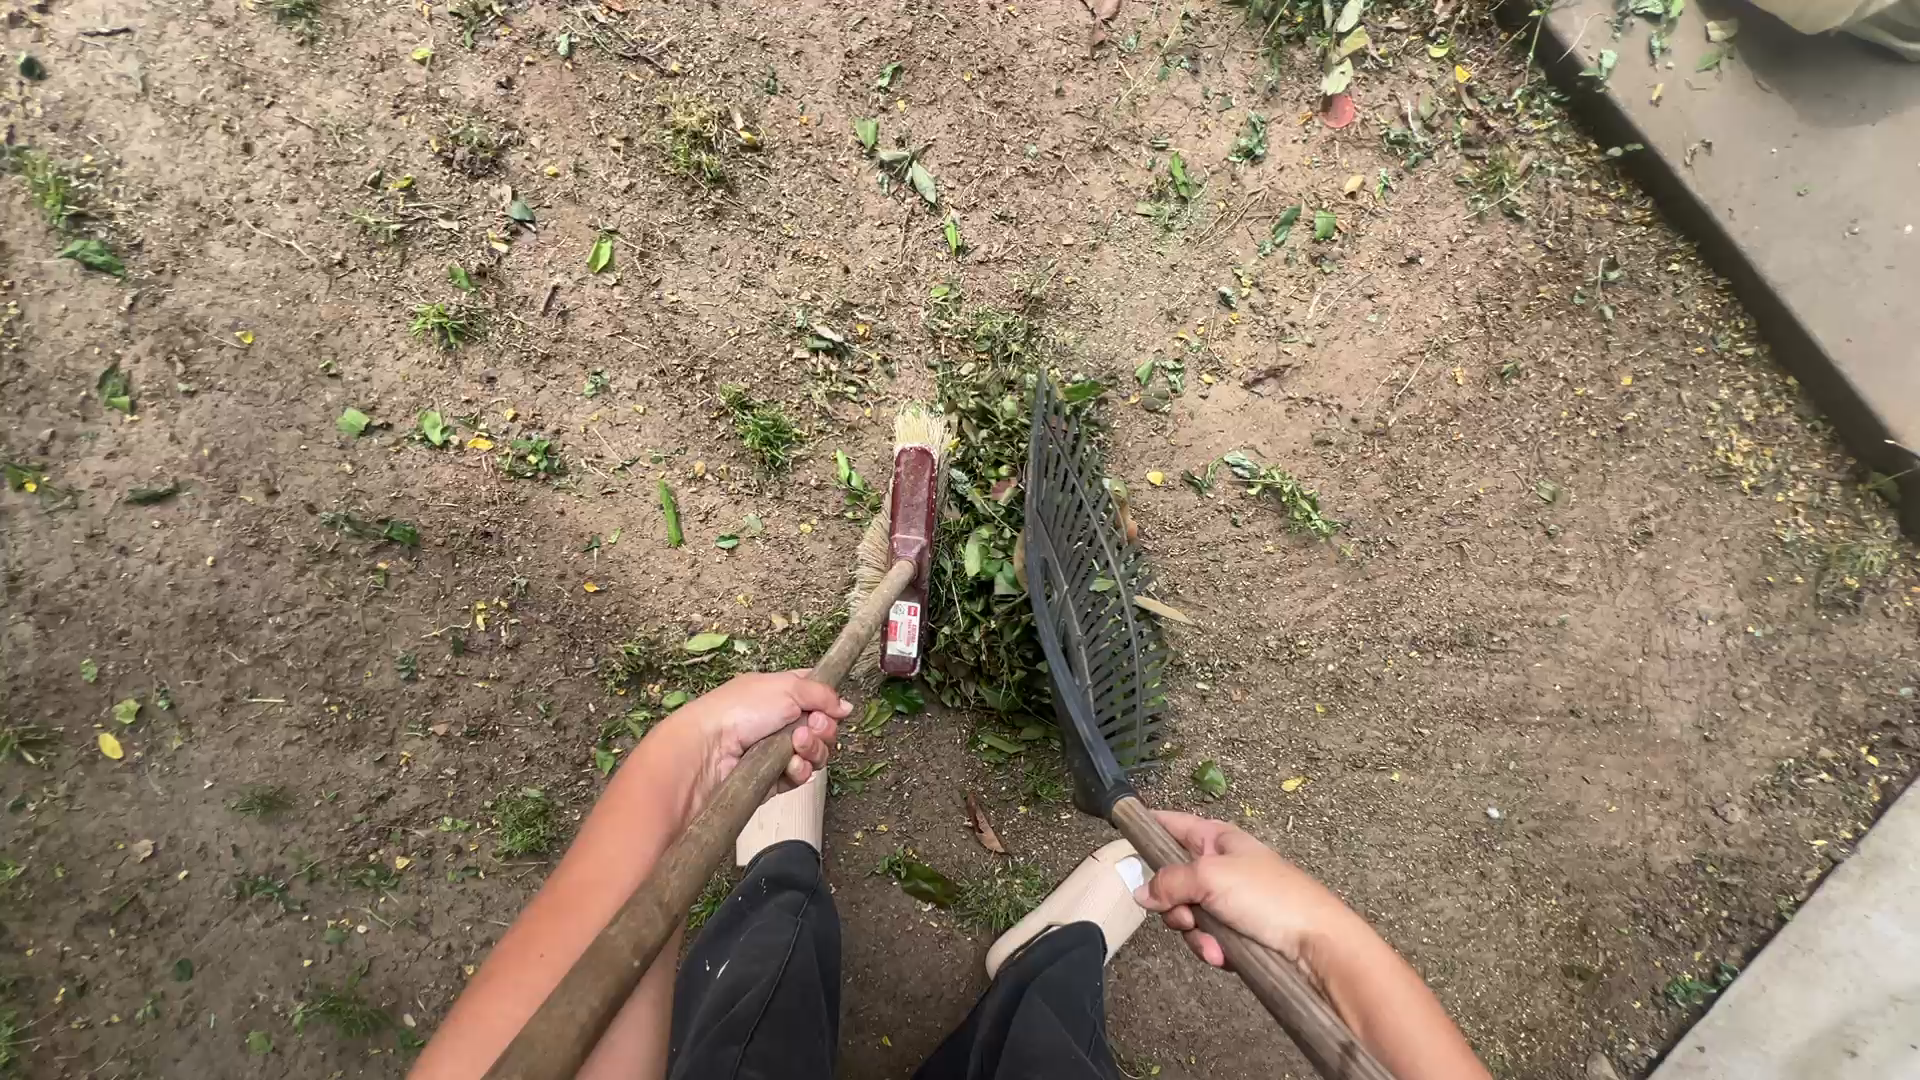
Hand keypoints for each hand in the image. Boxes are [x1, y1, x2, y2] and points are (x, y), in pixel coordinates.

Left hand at [667, 671, 849, 807]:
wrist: (707, 752)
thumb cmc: (741, 710)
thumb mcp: (787, 687)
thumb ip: (822, 694)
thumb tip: (845, 706)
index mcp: (778, 693)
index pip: (813, 693)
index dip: (827, 701)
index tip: (833, 706)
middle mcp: (779, 721)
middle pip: (821, 726)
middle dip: (823, 727)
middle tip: (812, 726)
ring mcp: (776, 751)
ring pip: (815, 752)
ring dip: (813, 748)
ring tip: (796, 745)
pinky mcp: (773, 778)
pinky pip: (801, 775)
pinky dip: (800, 770)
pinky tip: (790, 766)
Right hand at [1133, 811, 1357, 980]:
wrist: (1319, 946)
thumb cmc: (1271, 897)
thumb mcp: (1210, 876)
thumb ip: (1169, 881)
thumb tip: (1142, 893)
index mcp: (1216, 838)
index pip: (1172, 823)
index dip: (1149, 826)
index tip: (1124, 834)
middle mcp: (1220, 865)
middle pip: (1172, 878)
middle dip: (1172, 903)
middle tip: (1182, 915)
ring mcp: (1229, 900)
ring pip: (1186, 913)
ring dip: (1193, 932)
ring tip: (1213, 943)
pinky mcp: (1238, 932)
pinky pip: (1206, 938)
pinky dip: (1210, 948)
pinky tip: (1225, 957)